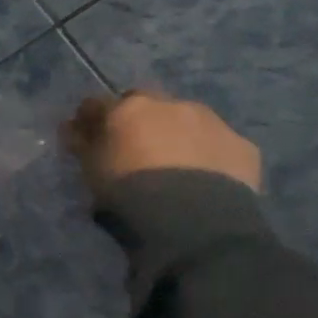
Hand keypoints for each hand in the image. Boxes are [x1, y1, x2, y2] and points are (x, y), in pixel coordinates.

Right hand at [63, 91, 260, 195]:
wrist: (193, 214)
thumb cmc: (128, 184)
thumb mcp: (89, 164)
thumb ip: (82, 141)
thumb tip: (74, 127)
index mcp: (129, 106)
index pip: (98, 103)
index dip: (91, 119)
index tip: (88, 136)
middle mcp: (172, 104)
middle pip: (148, 104)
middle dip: (141, 119)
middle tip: (136, 146)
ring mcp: (213, 123)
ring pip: (188, 120)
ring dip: (178, 133)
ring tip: (175, 162)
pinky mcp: (244, 145)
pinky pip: (218, 143)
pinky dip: (209, 153)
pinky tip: (203, 175)